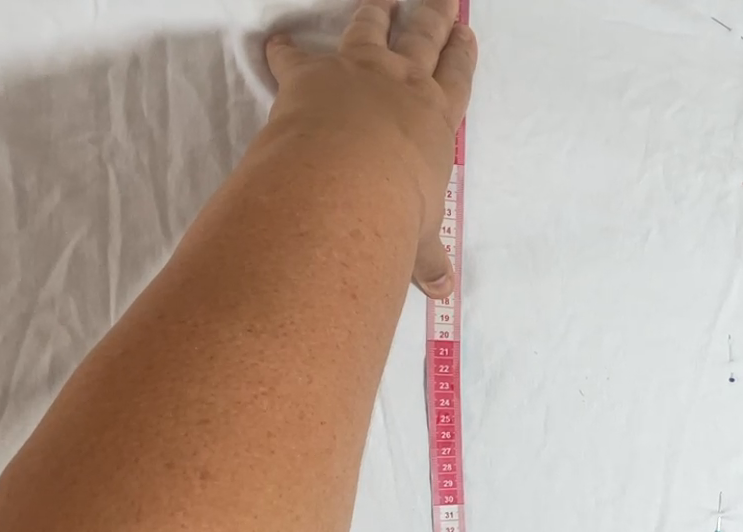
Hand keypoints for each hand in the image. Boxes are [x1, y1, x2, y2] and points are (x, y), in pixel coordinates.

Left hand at [265, 0, 477, 298]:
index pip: (457, 80)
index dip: (462, 56)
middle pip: (423, 38)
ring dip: (378, 10)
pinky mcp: (311, 75)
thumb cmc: (397, 214)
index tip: (466, 34)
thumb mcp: (419, 243)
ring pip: (371, 27)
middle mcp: (402, 86)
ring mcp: (357, 73)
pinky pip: (294, 55)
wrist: (348, 185)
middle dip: (435, 15)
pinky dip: (284, 50)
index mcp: (437, 121)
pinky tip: (276, 42)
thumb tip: (442, 292)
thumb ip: (428, 260)